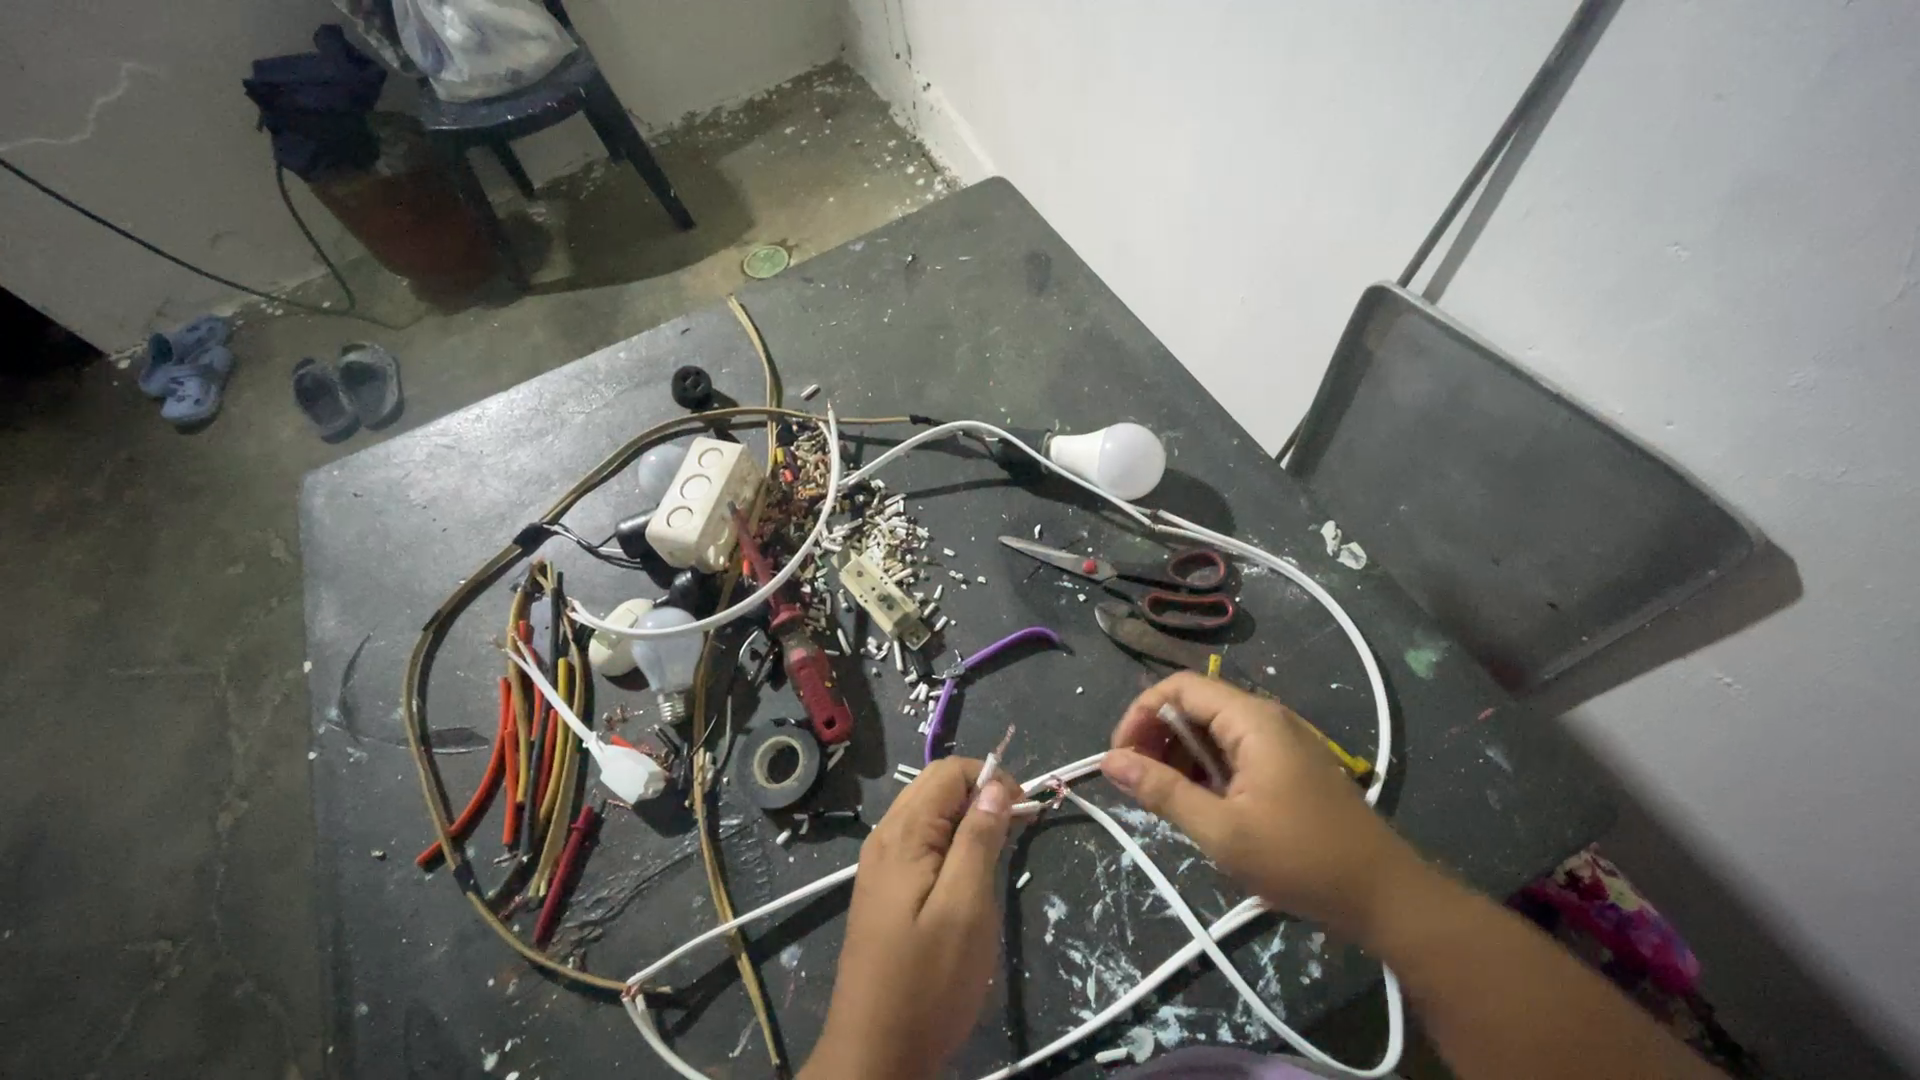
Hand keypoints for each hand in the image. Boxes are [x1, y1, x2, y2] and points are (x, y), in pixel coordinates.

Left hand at [801, 756, 1021, 1079]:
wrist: (875, 1051)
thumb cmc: (928, 981)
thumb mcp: (966, 907)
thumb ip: (979, 839)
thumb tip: (996, 785)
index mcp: (902, 833)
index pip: (948, 771)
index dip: (991, 779)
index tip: (1025, 811)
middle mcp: (885, 837)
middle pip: (935, 786)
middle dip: (980, 795)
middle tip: (1016, 830)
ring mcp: (880, 863)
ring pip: (928, 813)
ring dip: (967, 819)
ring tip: (999, 852)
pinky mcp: (883, 888)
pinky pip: (920, 842)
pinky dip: (950, 842)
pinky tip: (970, 874)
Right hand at [1100, 673, 1417, 938]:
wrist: (1384, 897)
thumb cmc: (1300, 860)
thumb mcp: (1221, 830)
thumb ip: (1163, 791)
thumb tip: (1109, 762)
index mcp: (1252, 721)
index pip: (1179, 687)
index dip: (1140, 715)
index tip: (1120, 759)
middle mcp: (1267, 718)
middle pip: (1195, 705)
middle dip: (1157, 737)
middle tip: (1138, 784)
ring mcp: (1282, 741)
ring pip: (1213, 730)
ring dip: (1179, 756)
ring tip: (1165, 799)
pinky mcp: (1289, 765)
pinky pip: (1235, 750)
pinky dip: (1207, 769)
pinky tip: (1201, 805)